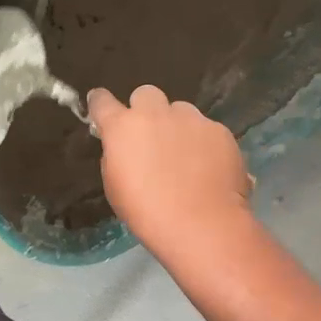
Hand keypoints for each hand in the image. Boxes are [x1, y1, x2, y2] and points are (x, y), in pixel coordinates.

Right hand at [90, 85, 253, 257]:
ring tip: (188, 155)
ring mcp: (189, 119)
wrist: (202, 226)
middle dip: (146, 110)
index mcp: (121, 126)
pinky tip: (210, 167)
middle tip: (153, 135)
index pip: (101, 100)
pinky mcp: (219, 130)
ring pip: (180, 110)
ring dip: (178, 125)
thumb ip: (116, 155)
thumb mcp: (114, 185)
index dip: (101, 104)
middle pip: (145, 94)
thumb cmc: (147, 212)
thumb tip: (124, 146)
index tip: (103, 111)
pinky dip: (205, 143)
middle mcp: (154, 113)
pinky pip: (207, 129)